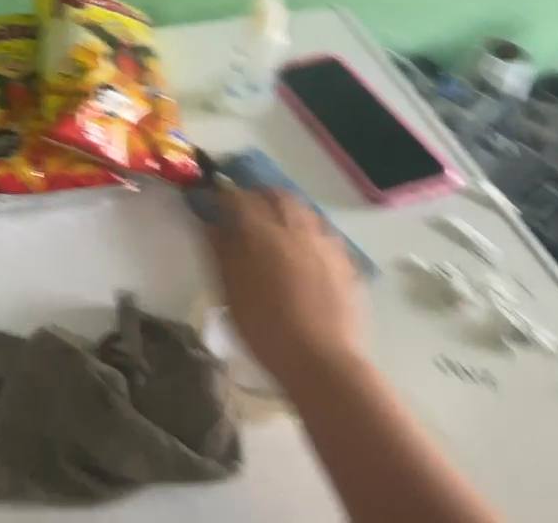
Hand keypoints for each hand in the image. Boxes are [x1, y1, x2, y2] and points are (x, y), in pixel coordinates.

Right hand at [202, 183, 365, 381]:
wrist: (323, 363)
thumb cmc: (266, 328)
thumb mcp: (231, 292)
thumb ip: (221, 253)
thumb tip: (211, 225)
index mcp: (262, 233)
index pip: (240, 198)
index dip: (224, 195)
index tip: (214, 200)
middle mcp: (296, 229)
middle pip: (278, 195)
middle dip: (259, 194)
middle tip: (246, 206)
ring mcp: (325, 244)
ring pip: (305, 210)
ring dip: (287, 209)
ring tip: (276, 224)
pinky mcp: (346, 263)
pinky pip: (325, 234)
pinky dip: (310, 231)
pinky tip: (305, 249)